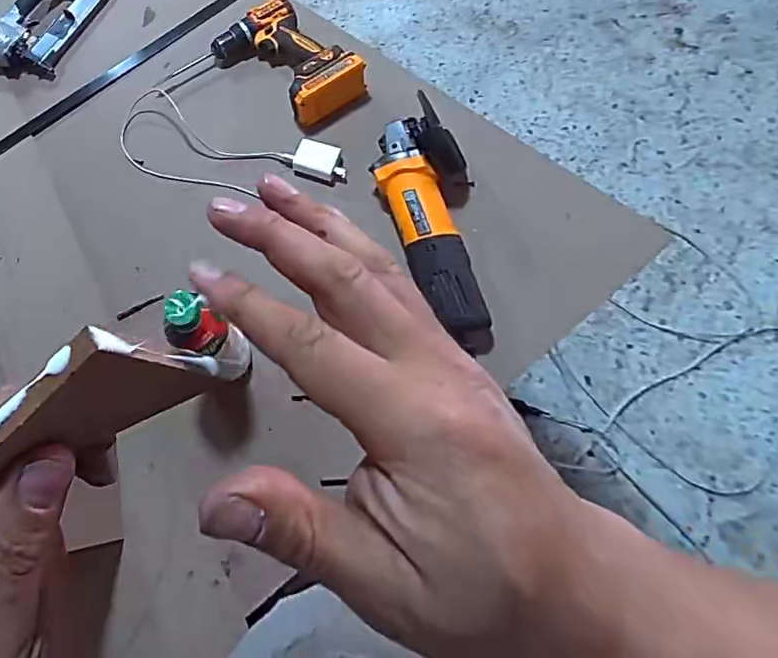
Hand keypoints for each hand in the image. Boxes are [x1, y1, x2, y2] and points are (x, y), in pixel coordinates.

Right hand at [188, 173, 592, 656]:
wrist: (576, 585)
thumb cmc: (478, 589)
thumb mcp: (382, 583)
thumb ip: (296, 530)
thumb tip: (212, 504)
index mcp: (412, 420)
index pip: (312, 344)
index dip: (250, 305)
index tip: (201, 272)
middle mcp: (432, 366)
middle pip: (344, 279)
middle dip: (278, 234)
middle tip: (224, 208)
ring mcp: (446, 351)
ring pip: (373, 266)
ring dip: (317, 220)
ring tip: (272, 188)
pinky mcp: (448, 349)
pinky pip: (393, 279)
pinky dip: (352, 241)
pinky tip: (326, 227)